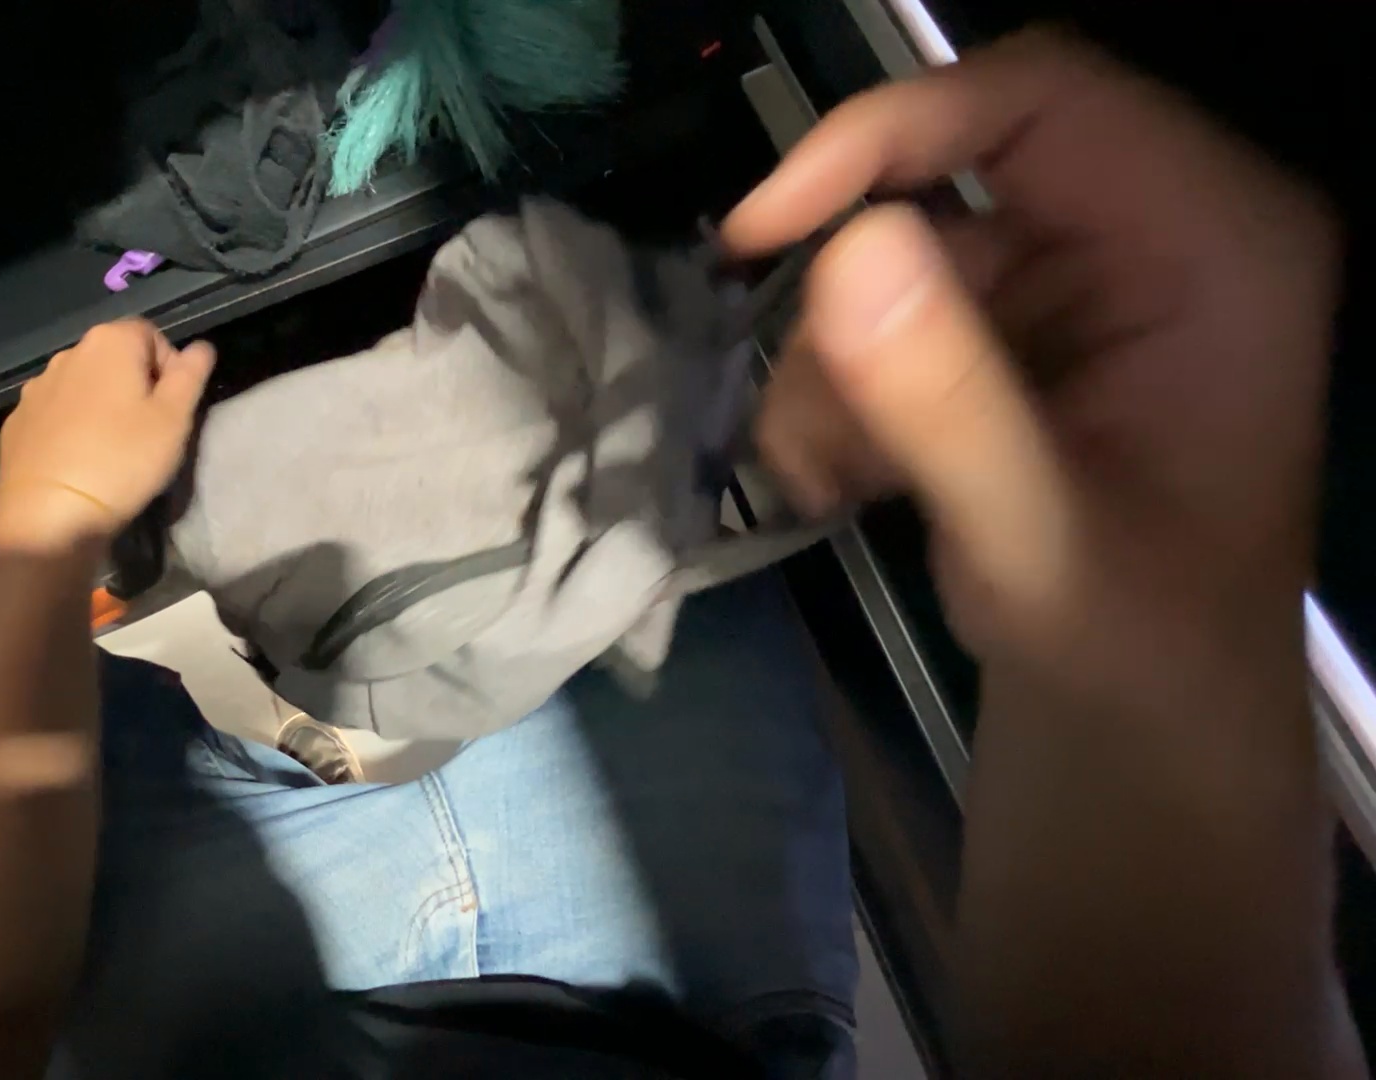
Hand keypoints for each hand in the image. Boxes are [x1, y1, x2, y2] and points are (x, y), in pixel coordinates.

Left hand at [0, 319, 214, 550]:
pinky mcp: (18, 421)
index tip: (173, 407)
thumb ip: (190, 375)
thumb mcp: (174, 419)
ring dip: (104, 405)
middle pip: (115, 358)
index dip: (170, 367)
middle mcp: (68, 354)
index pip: (151, 334)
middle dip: (137, 385)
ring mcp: (37, 388)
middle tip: (150, 430)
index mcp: (109, 343)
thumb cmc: (123, 460)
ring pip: (85, 385)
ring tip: (115, 447)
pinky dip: (74, 426)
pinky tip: (83, 460)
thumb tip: (201, 347)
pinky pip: (58, 412)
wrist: (50, 513)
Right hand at [726, 30, 1338, 698]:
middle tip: (805, 422)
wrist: (1120, 705)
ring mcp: (1042, 303)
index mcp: (1200, 246)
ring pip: (866, 287)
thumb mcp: (1030, 529)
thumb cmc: (1121, 633)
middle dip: (837, 322)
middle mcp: (1123, 247)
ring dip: (820, 389)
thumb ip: (944, 401)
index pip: (1032, 101)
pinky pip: (855, 343)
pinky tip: (838, 484)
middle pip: (923, 199)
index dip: (878, 138)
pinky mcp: (978, 355)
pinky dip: (819, 413)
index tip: (757, 233)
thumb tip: (839, 255)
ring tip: (833, 485)